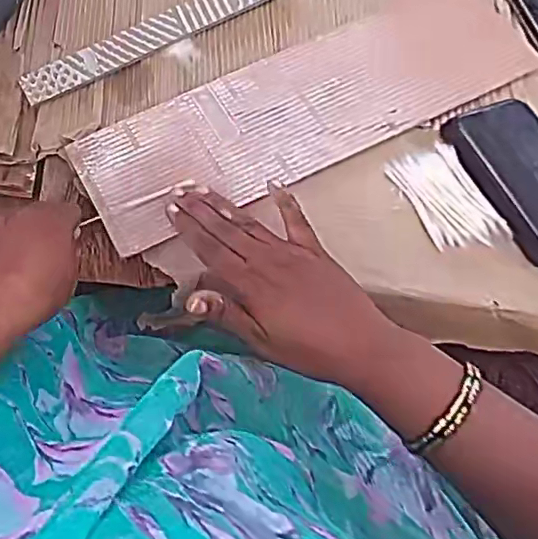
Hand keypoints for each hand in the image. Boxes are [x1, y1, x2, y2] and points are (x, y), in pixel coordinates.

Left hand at [0, 201, 81, 341]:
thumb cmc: (36, 296)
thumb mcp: (69, 281)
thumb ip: (71, 254)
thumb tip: (68, 246)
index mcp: (56, 220)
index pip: (70, 212)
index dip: (71, 227)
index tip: (70, 242)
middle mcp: (28, 213)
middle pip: (43, 213)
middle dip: (47, 229)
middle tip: (48, 255)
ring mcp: (2, 220)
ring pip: (20, 221)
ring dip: (23, 235)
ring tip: (23, 264)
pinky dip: (2, 243)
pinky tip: (2, 266)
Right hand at [166, 187, 407, 387]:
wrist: (366, 348)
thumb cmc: (310, 351)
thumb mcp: (262, 341)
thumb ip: (226, 315)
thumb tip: (191, 297)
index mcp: (250, 284)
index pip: (210, 250)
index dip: (188, 228)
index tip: (171, 210)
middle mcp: (267, 261)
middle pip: (225, 230)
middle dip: (198, 209)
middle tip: (178, 191)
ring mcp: (291, 253)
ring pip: (249, 223)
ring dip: (224, 205)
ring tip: (203, 189)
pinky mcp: (314, 252)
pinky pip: (296, 222)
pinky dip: (285, 203)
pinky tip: (273, 187)